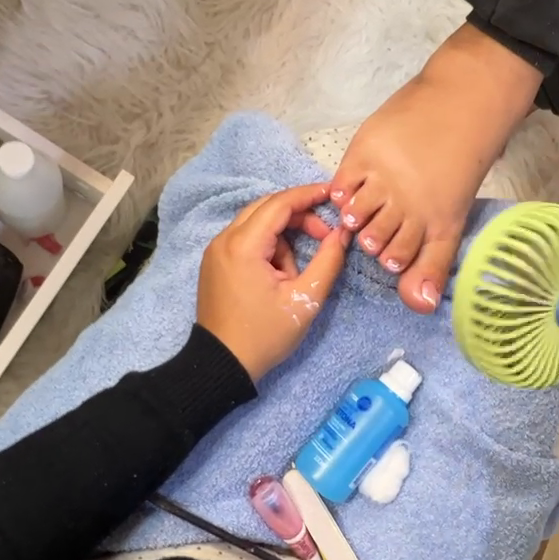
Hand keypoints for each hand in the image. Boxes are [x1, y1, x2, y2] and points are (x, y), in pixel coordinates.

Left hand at [197, 183, 349, 381]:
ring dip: (282, 236)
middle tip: (325, 234)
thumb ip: (328, 261)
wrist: (222, 364)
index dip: (309, 195)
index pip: (280, 204)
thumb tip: (343, 233)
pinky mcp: (215, 262)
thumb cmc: (264, 335)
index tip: (334, 194)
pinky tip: (279, 274)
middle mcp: (224, 239)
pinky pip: (246, 239)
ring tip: (295, 273)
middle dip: (299, 215)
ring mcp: (216, 250)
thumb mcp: (305, 300)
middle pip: (267, 207)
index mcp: (243, 245)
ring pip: (256, 223)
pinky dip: (267, 247)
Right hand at [330, 23, 540, 312]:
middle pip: (379, 242)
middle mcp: (412, 206)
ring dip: (356, 220)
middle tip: (373, 235)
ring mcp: (386, 179)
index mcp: (440, 222)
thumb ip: (435, 256)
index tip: (391, 259)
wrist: (463, 100)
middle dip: (375, 243)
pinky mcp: (366, 153)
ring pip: (358, 217)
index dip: (396, 264)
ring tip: (359, 214)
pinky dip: (342, 193)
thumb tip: (419, 303)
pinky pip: (343, 186)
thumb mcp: (457, 210)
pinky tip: (349, 191)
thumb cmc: (465, 154)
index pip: (408, 261)